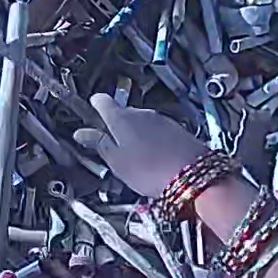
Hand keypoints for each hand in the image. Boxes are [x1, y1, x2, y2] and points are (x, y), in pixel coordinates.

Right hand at [72, 94, 209, 196]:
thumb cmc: (151, 171)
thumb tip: (82, 133)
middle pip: (122, 112)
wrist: (195, 176)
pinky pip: (156, 130)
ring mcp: (161, 120)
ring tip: (133, 156)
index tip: (91, 109)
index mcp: (121, 119)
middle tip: (110, 145)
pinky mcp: (177, 129)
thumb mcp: (117, 162)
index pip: (102, 101)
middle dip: (115, 125)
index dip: (95, 104)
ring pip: (140, 122)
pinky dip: (151, 139)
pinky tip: (152, 157)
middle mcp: (141, 114)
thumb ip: (99, 144)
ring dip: (134, 134)